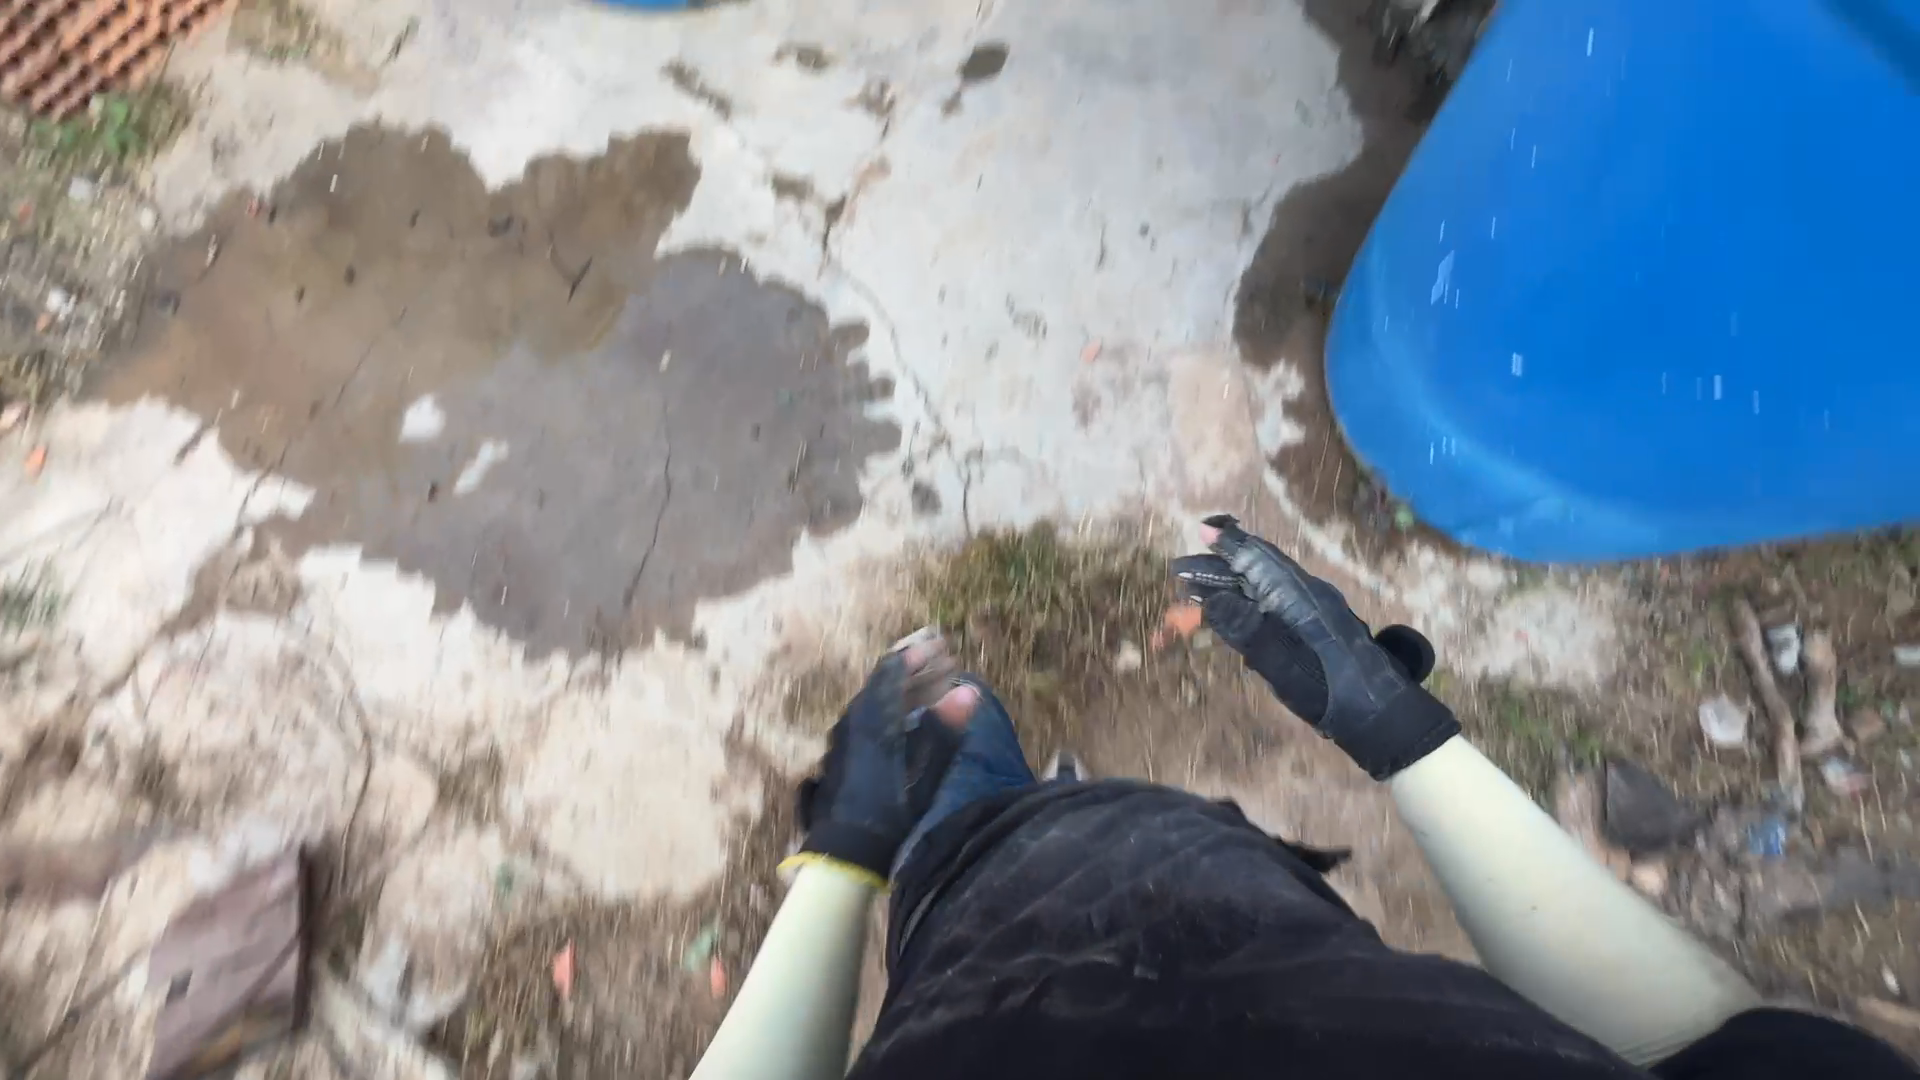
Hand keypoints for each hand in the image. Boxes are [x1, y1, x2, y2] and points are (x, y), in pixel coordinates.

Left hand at [792, 630, 979, 885]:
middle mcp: (854, 719)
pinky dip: (891, 707)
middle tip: (944, 664)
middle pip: (884, 682)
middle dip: (916, 671)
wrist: (846, 851)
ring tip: (932, 689)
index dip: (919, 655)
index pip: (894, 670)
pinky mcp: (841, 753)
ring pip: (875, 699)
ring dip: (904, 689)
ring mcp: (844, 736)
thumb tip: (969, 693)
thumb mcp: (925, 773)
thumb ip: (945, 729)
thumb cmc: (890, 811)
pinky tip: (907, 719)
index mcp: (873, 717)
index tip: (943, 647)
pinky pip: (868, 715)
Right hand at [1170, 515, 1456, 778]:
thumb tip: (1211, 600)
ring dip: (1227, 587)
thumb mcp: (1284, 665)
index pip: (1258, 558)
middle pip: (1255, 571)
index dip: (1229, 544)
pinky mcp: (1313, 630)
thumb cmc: (1333, 692)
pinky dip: (1243, 604)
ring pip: (1262, 589)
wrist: (1383, 719)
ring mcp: (1311, 613)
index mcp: (1299, 596)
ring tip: (1193, 592)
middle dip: (1217, 568)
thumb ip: (1246, 630)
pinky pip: (1271, 606)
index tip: (1201, 531)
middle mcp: (1305, 596)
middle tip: (1180, 572)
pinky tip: (1229, 614)